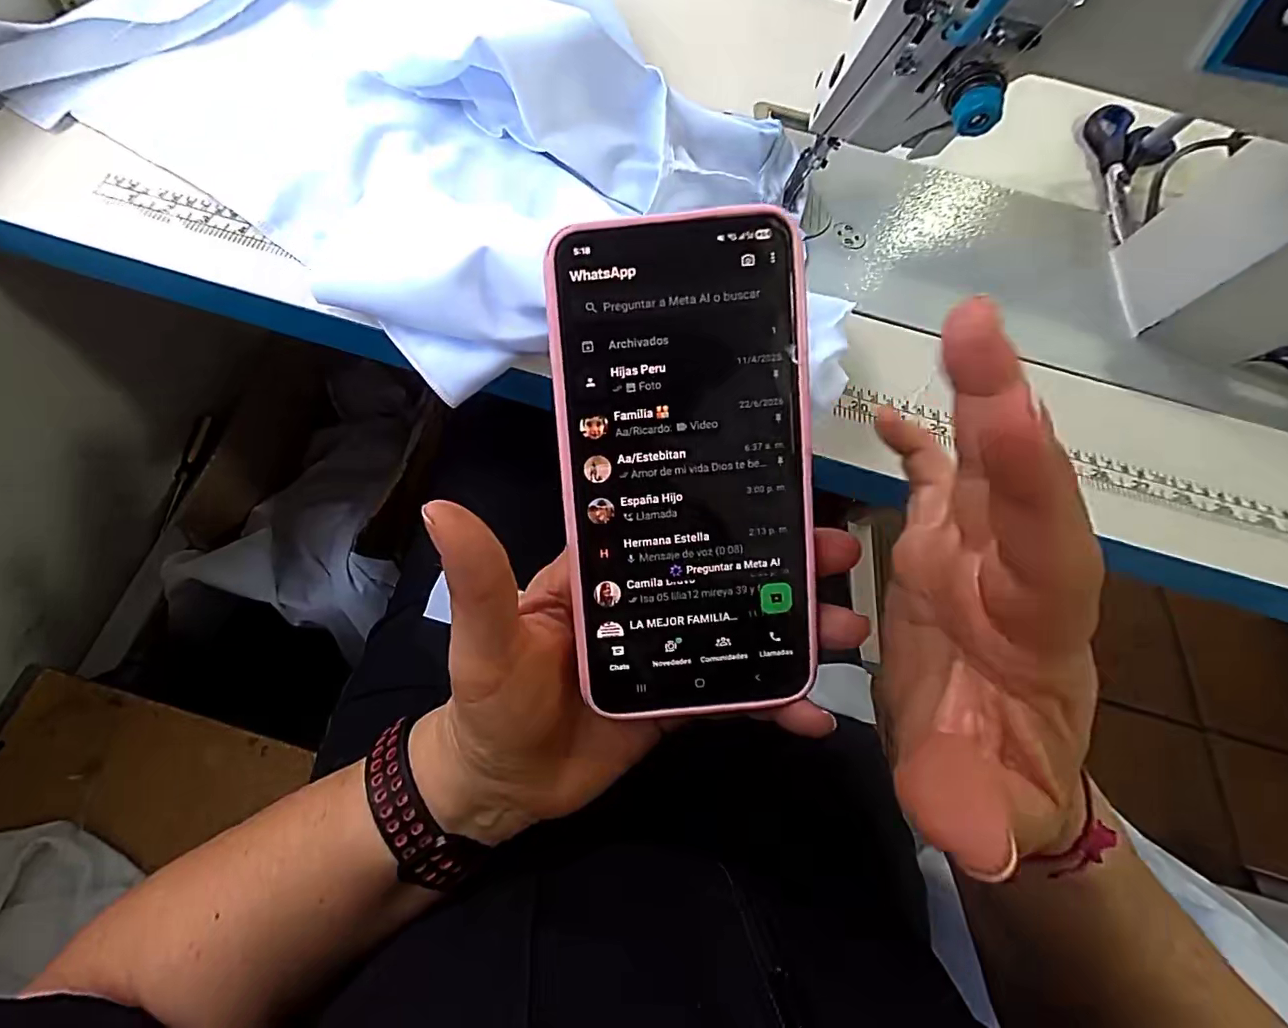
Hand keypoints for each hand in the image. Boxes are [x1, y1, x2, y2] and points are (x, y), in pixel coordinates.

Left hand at [407, 499, 871, 844]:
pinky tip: (811, 715)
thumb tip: (439, 509)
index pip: (651, 532)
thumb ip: (476, 577)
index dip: (711, 513)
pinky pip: (729, 695)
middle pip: (706, 577)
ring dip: (787, 630)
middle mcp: (625, 610)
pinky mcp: (670, 706)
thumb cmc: (487, 703)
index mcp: (586, 580)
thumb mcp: (481, 638)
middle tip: (840, 557)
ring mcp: (653, 658)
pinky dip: (770, 702)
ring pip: (730, 632)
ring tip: (848, 632)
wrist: (502, 786)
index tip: (778, 502)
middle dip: (772, 565)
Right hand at [873, 296, 1102, 880]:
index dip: (1021, 478)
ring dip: (968, 397)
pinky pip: (936, 481)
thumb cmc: (987, 773)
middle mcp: (1012, 570)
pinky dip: (920, 441)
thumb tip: (971, 843)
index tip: (998, 416)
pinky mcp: (940, 548)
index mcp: (1029, 623)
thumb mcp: (972, 800)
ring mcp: (974, 551)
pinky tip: (884, 413)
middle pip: (1019, 476)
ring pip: (981, 463)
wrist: (992, 762)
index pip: (1042, 541)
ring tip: (950, 333)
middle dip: (1000, 400)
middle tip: (977, 325)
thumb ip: (969, 808)